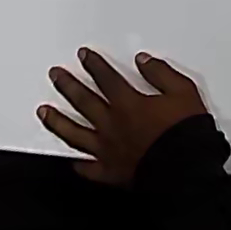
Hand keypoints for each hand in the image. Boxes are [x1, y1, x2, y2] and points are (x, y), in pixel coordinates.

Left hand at [37, 48, 207, 185]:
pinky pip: (88, 168)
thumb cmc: (185, 131)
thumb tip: (143, 61)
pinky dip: (78, 163)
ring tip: (44, 112)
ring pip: (76, 134)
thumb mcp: (182, 90)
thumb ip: (160, 73)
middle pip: (84, 102)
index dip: (94, 65)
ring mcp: (108, 151)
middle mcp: (112, 126)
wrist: (186, 172)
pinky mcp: (111, 174)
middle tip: (56, 75)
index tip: (84, 56)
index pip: (106, 78)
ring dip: (58, 121)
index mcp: (129, 104)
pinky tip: (72, 159)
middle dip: (68, 85)